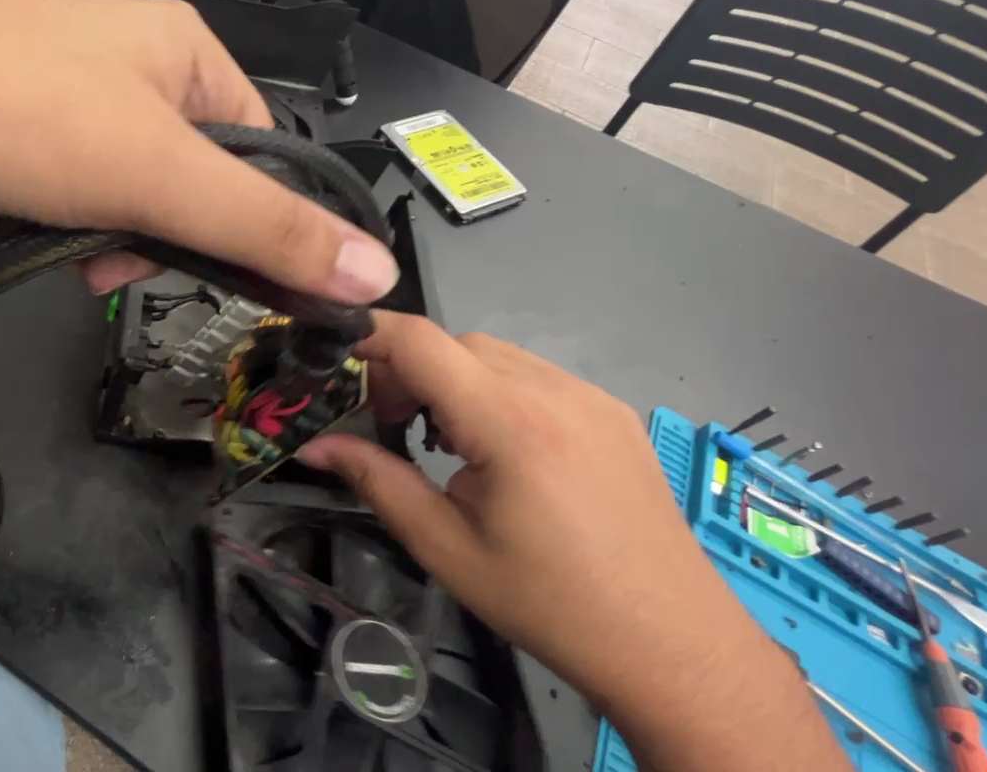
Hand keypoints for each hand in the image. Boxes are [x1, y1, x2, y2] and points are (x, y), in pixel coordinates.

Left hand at [0, 0, 397, 303]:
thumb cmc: (24, 115)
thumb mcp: (156, 176)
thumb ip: (265, 225)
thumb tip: (379, 276)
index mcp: (187, 50)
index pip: (261, 148)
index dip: (248, 221)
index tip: (206, 272)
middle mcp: (134, 58)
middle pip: (191, 171)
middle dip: (161, 233)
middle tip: (112, 265)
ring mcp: (68, 84)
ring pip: (126, 183)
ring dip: (108, 232)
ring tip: (66, 253)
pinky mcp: (15, 113)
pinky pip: (69, 178)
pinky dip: (62, 216)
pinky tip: (31, 232)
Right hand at [300, 314, 848, 770]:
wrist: (675, 647)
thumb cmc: (549, 603)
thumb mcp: (444, 546)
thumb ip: (374, 480)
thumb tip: (311, 445)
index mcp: (509, 422)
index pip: (419, 340)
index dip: (366, 339)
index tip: (332, 369)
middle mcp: (554, 391)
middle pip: (453, 342)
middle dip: (405, 369)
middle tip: (386, 422)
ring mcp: (591, 397)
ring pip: (493, 354)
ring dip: (449, 378)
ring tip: (440, 438)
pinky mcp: (612, 413)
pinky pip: (534, 375)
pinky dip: (493, 390)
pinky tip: (494, 446)